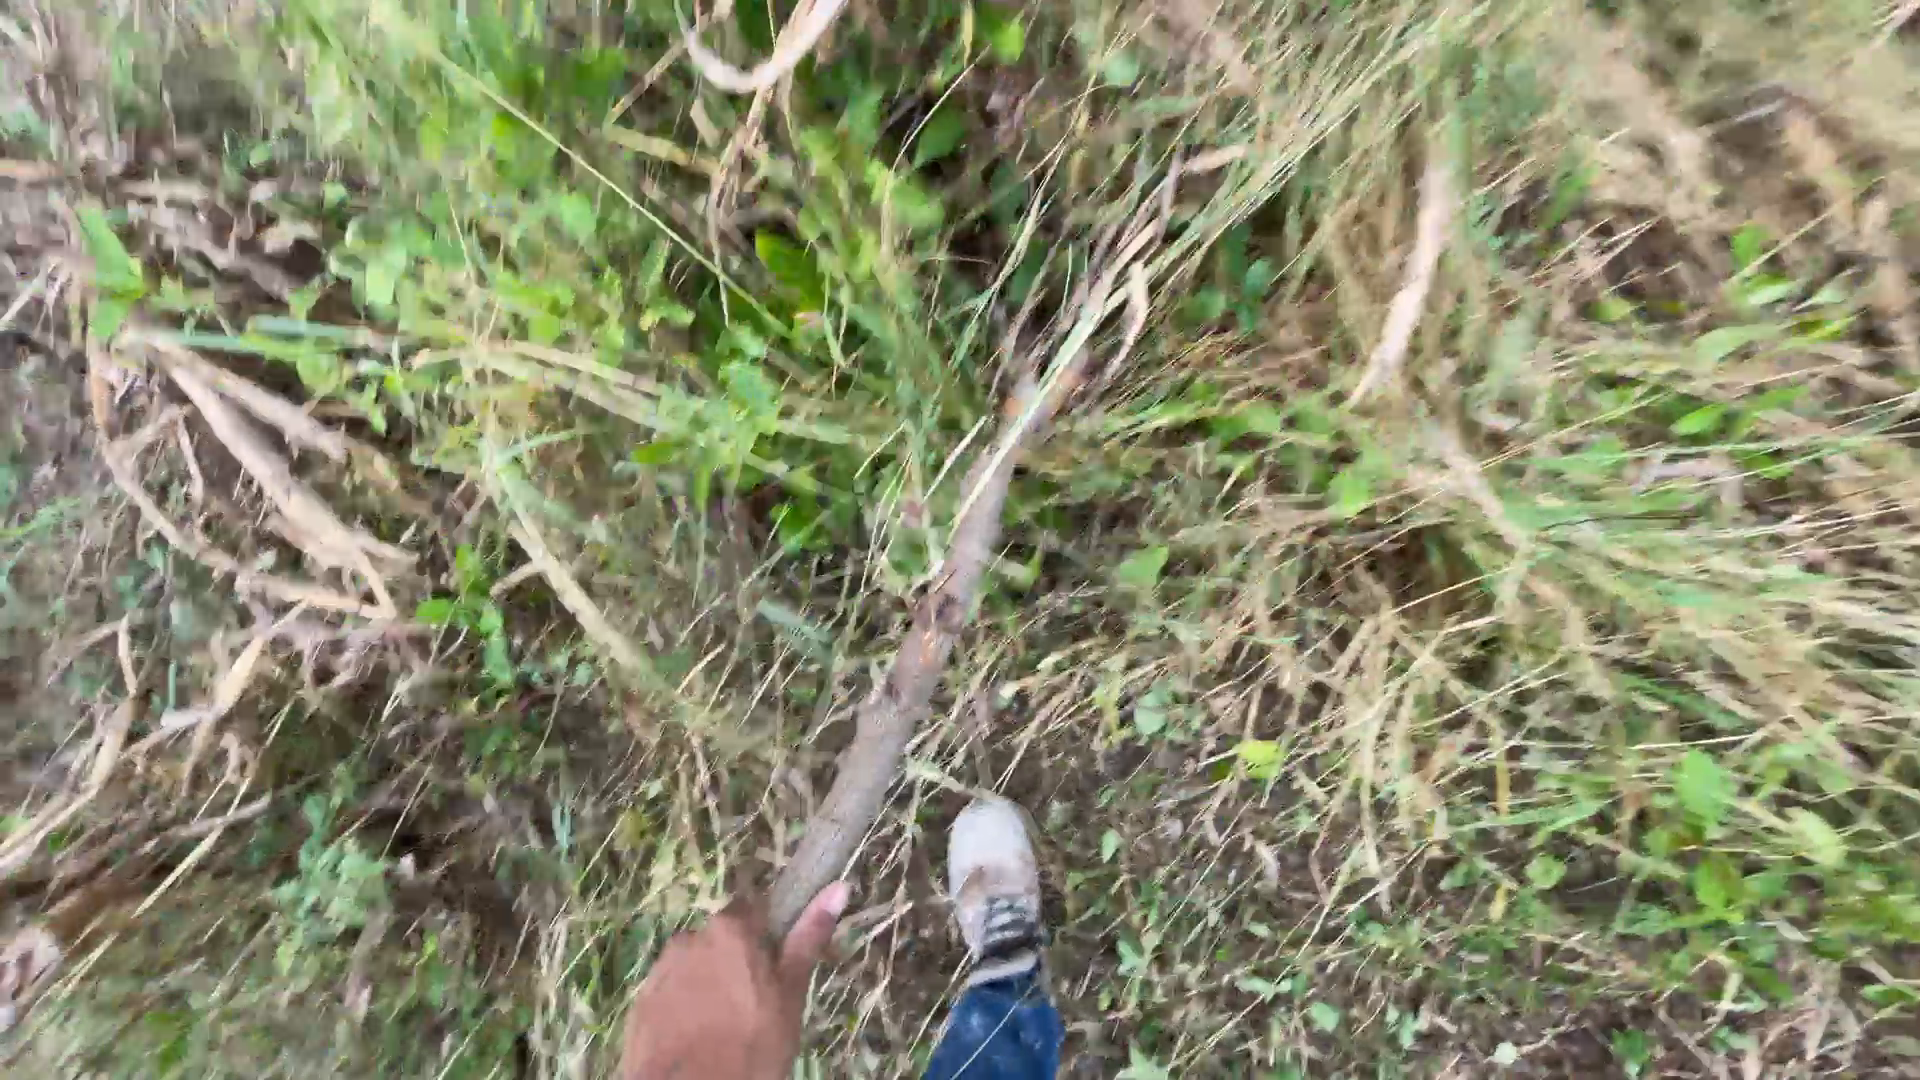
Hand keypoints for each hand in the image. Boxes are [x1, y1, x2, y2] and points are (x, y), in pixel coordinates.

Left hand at [619, 882, 850, 1079]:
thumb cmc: (751, 1048)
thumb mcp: (790, 994)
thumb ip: (809, 937)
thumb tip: (839, 887)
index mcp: (732, 928)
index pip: (753, 910)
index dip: (765, 937)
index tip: (774, 968)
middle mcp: (692, 938)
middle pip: (721, 939)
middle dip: (735, 962)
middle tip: (754, 1007)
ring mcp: (660, 972)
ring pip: (694, 967)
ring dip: (706, 985)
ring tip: (722, 1031)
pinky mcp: (637, 1007)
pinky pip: (669, 996)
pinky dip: (681, 1010)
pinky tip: (695, 1043)